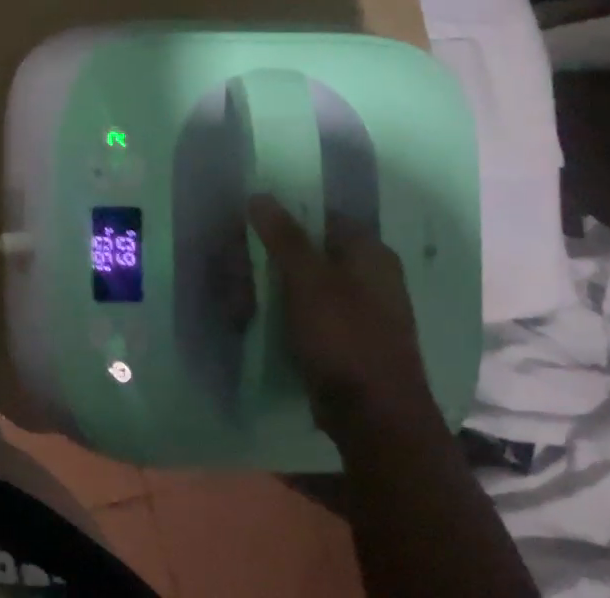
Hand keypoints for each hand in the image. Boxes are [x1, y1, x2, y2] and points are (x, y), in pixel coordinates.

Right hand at [248, 195, 440, 435]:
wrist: (372, 415)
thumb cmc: (345, 338)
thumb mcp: (308, 281)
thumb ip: (284, 237)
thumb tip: (259, 195)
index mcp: (371, 254)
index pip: (324, 216)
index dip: (286, 214)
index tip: (248, 223)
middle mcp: (370, 276)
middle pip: (310, 249)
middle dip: (270, 255)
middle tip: (237, 267)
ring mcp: (359, 308)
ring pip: (304, 281)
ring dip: (270, 285)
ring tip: (239, 298)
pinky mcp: (345, 337)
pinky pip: (306, 310)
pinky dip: (282, 310)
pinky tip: (256, 318)